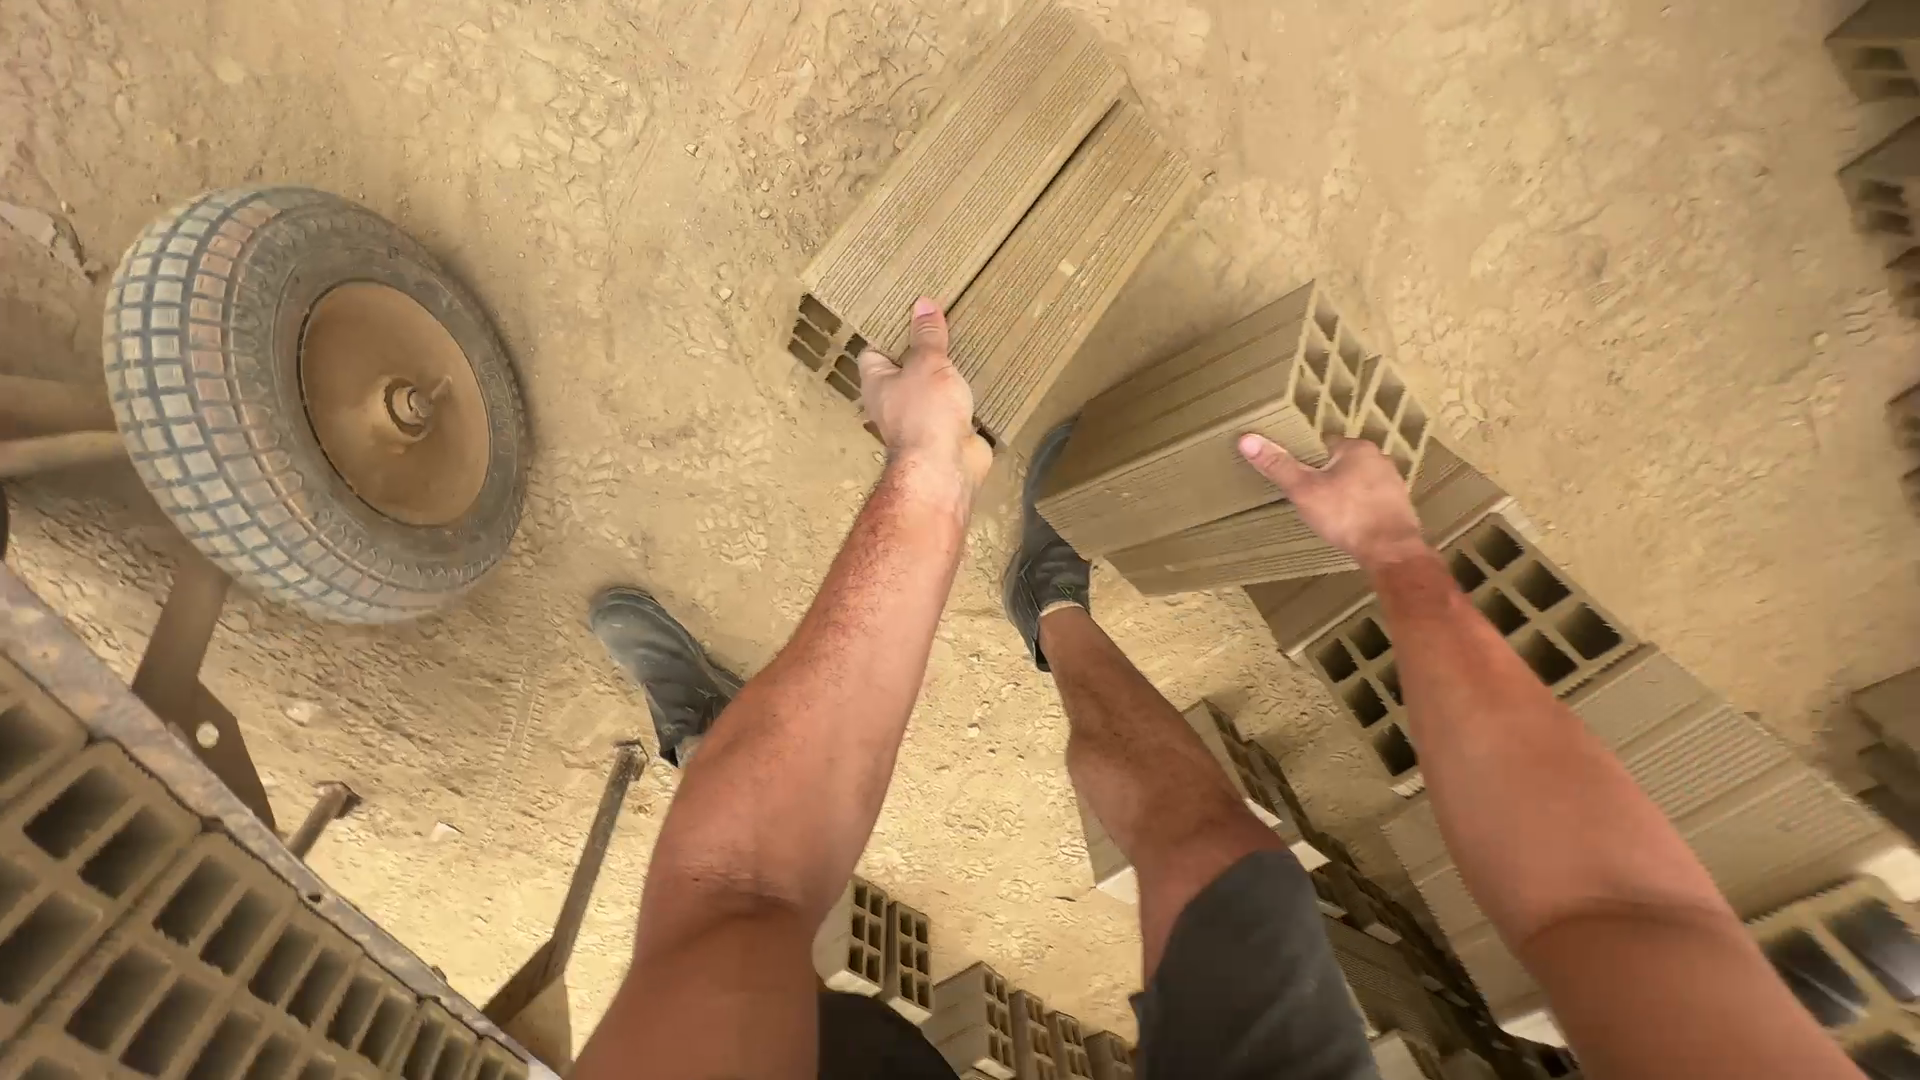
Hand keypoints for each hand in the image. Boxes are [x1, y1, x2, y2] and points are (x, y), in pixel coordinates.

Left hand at [858, 298, 992, 490]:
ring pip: (932, 390)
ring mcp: (920, 420)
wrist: (946, 468)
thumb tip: (922, 303)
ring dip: (946, 375)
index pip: (873, 352)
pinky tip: (981, 377)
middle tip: (943, 324)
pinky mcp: (946, 433)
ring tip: (965, 345)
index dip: (889, 333)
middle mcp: (893, 402)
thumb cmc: (925, 413)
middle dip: (923, 352)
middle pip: (905, 370)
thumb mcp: (927, 363)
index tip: (908, 313)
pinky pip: (955, 408)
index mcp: (876, 383)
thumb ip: (927, 335)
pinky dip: (966, 397)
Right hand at [1238, 434, 1427, 570]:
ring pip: (1356, 480)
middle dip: (1324, 476)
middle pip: (1340, 462)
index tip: (1294, 476)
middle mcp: (1379, 458)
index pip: (1322, 444)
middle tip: (1305, 495)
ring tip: (1325, 510)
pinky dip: (1357, 506)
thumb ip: (1277, 465)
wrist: (1389, 550)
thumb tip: (1246, 439)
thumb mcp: (1303, 490)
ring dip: (1342, 491)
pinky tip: (1347, 522)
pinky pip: (1370, 498)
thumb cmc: (1344, 514)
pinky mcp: (1399, 504)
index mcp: (1356, 448)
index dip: (1305, 459)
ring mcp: (1393, 482)